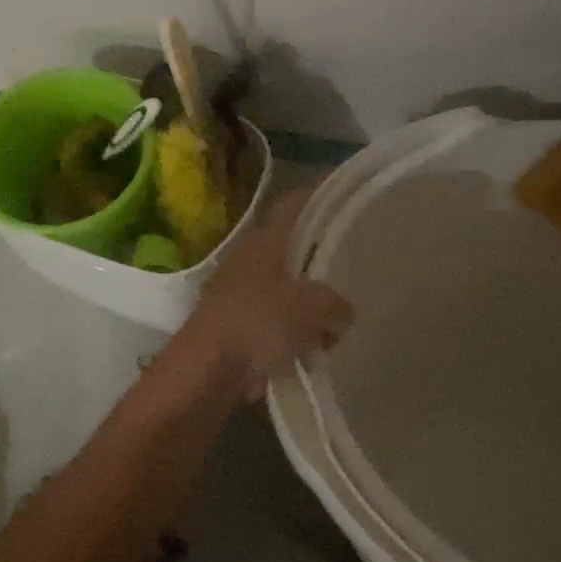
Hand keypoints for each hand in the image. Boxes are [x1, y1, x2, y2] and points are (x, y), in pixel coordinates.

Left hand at [180, 190, 353, 388]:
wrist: (205, 371)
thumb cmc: (257, 323)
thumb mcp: (313, 307)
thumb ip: (336, 304)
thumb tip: (340, 314)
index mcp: (264, 242)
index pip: (294, 205)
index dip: (319, 193)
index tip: (346, 190)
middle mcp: (248, 262)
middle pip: (290, 249)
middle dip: (320, 256)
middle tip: (355, 261)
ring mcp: (238, 297)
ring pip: (284, 290)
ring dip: (309, 303)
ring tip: (341, 316)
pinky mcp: (235, 331)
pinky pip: (274, 326)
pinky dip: (294, 335)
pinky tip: (315, 351)